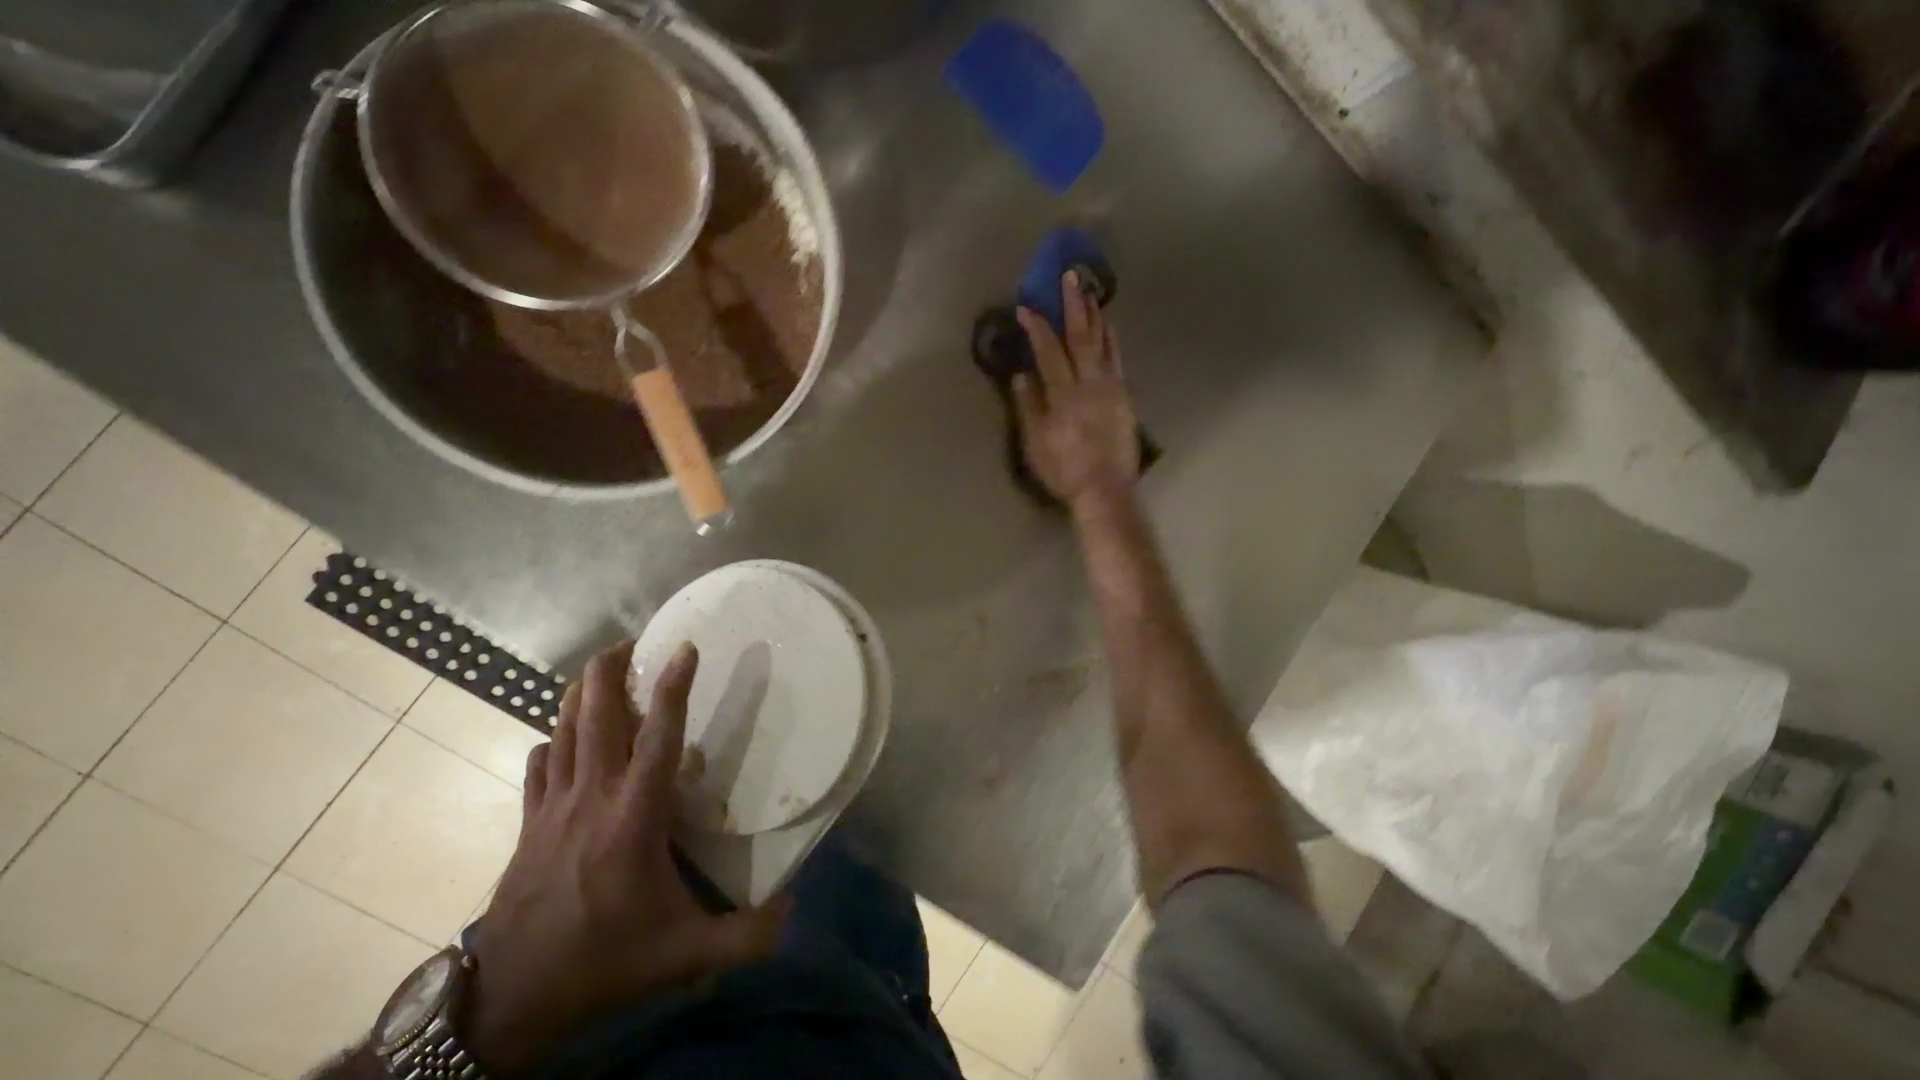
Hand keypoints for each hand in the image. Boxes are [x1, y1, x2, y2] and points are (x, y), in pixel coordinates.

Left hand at [464, 641, 784, 1074]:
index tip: (685, 647)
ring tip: (599, 671)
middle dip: (610, 670)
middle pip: (597, 715)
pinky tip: (563, 740)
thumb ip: (746, 936)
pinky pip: (539, 764)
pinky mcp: (530, 824)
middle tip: (631, 642)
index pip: (659, 737)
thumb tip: (792, 910)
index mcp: (635, 816)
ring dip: (580, 694)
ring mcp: (554, 807)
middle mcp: (592, 796)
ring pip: (563, 729)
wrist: (516, 992)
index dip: (674, 688)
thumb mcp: (686, 955)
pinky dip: (553, 740)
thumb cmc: (606, 959)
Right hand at [1014, 271, 1140, 509]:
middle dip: (1073, 305)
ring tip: (1090, 291)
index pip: (1048, 352)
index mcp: (1062, 394)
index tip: (1027, 305)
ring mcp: (1110, 388)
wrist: (1106, 488)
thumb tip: (1022, 373)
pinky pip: (1117, 360)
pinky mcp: (1124, 396)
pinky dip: (1112, 340)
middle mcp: (1088, 383)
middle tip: (1070, 276)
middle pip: (1079, 337)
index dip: (1037, 327)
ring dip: (1095, 315)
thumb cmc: (1064, 469)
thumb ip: (1029, 405)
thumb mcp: (1035, 442)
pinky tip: (1109, 326)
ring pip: (1102, 343)